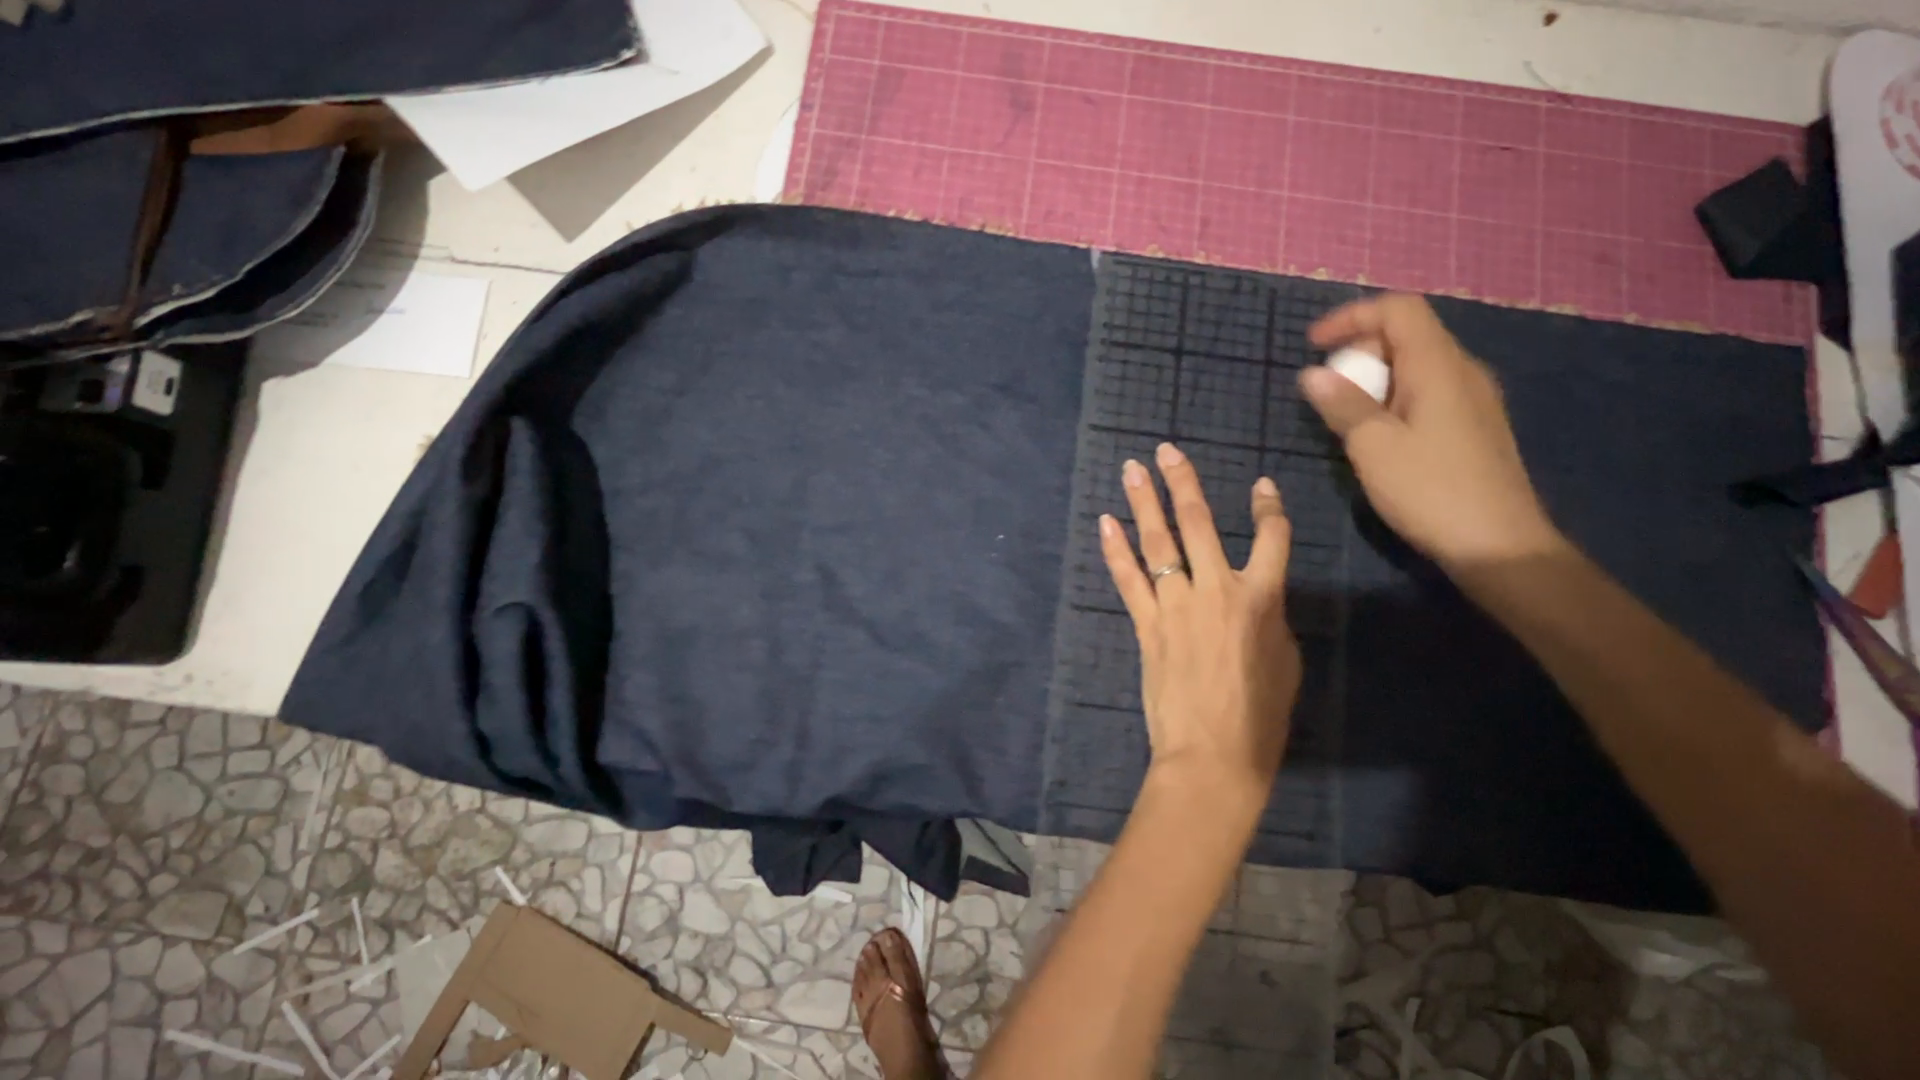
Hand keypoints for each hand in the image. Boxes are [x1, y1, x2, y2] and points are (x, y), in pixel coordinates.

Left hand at [1100, 442, 1301, 794]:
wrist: (1213, 754)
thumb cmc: (1261, 716)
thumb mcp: (1285, 662)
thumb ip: (1269, 619)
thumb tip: (1255, 599)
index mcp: (1262, 599)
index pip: (1271, 538)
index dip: (1269, 508)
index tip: (1261, 485)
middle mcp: (1217, 591)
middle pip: (1199, 524)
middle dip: (1183, 483)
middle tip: (1166, 451)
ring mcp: (1176, 606)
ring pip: (1158, 542)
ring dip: (1143, 502)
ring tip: (1132, 470)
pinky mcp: (1146, 626)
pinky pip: (1129, 580)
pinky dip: (1115, 551)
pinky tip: (1105, 523)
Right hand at [1299, 294, 1563, 566]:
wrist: (1500, 545)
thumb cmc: (1431, 491)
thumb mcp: (1373, 447)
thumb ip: (1342, 405)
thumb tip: (1313, 374)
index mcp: (1439, 366)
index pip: (1398, 309)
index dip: (1352, 316)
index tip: (1313, 345)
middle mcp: (1463, 372)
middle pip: (1408, 335)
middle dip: (1360, 352)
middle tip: (1329, 392)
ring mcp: (1474, 400)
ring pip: (1417, 367)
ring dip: (1375, 380)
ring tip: (1347, 419)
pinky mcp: (1475, 428)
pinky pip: (1429, 393)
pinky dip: (1395, 400)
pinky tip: (1381, 439)